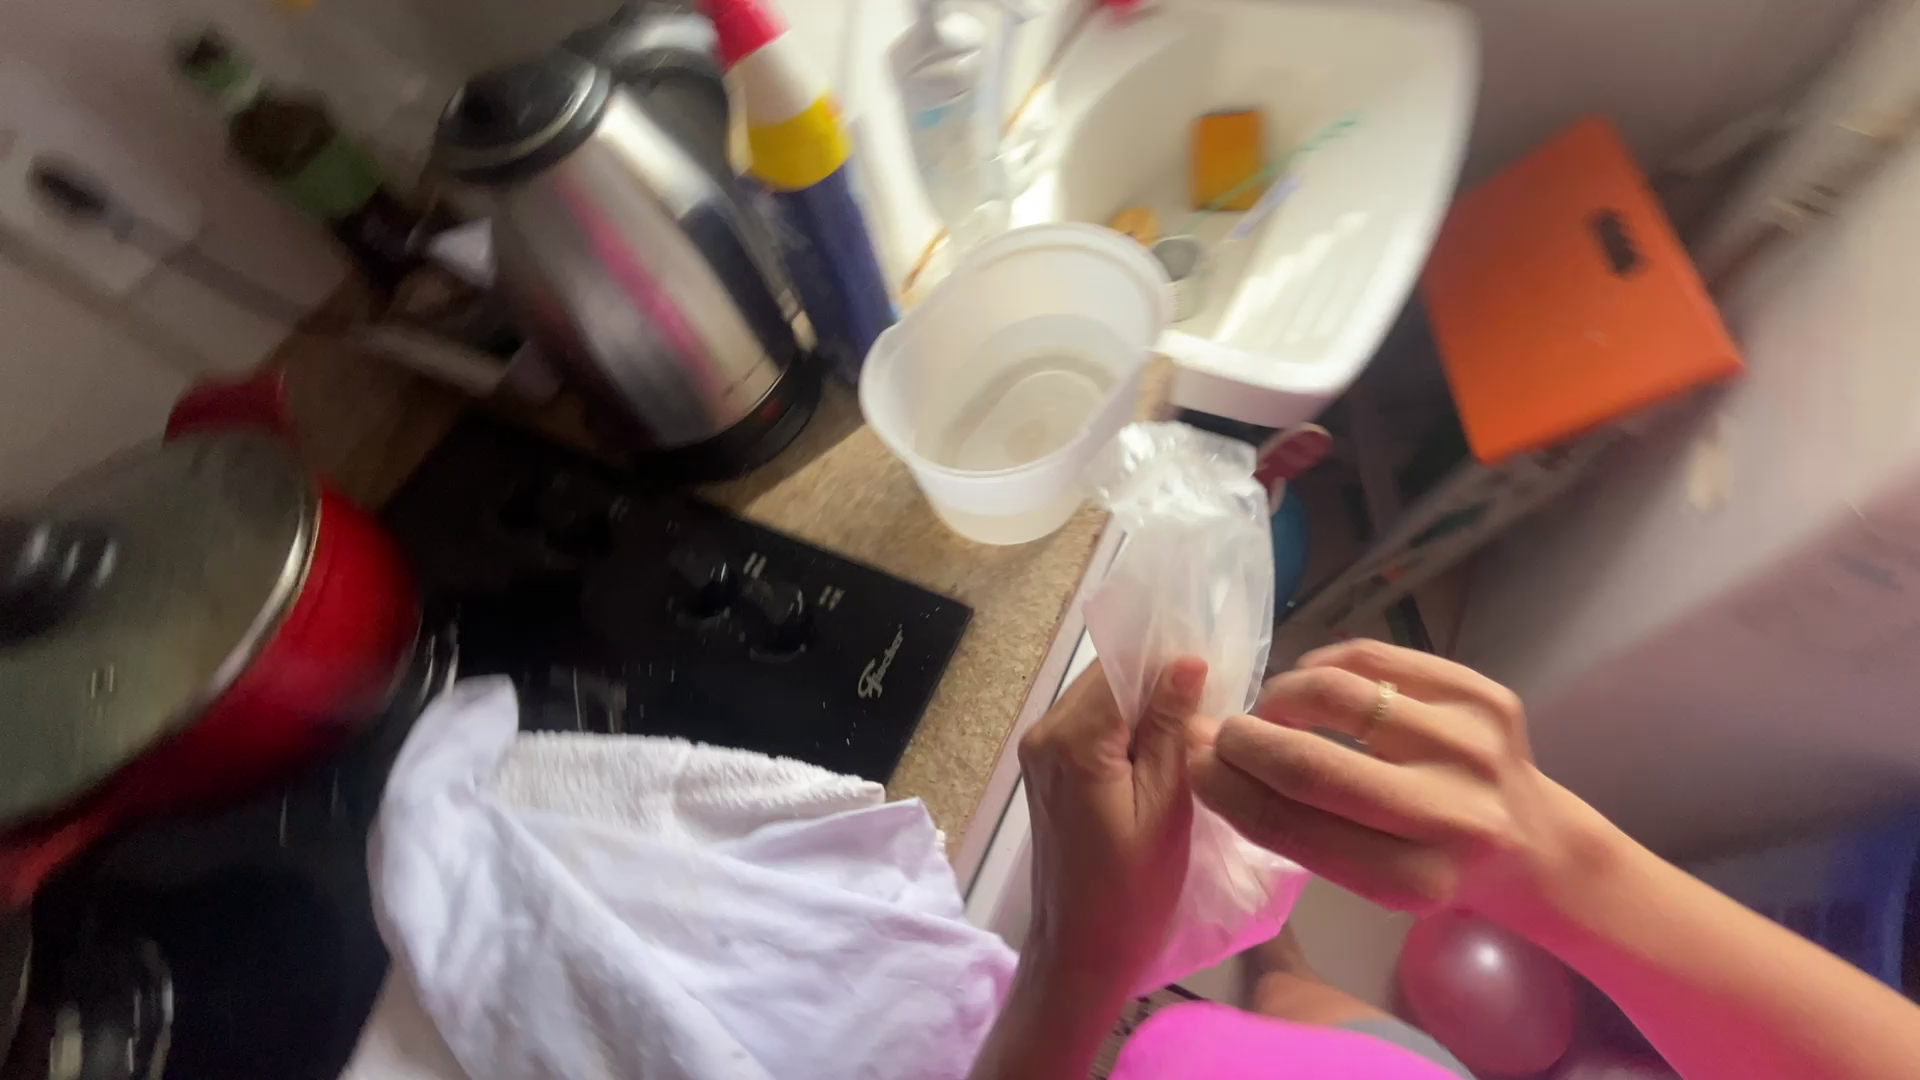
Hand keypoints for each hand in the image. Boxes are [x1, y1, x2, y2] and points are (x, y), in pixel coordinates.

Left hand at [1017, 656, 1206, 995]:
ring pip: (1095, 698)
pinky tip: (1152, 749)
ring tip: (1183, 731)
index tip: (1210, 673)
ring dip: (1137, 705)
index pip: (1120, 669)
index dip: (1165, 665)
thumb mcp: (1166, 808)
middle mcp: (1044, 731)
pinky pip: (1086, 722)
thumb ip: (1170, 729)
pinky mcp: (1042, 763)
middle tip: (1203, 708)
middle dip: (1153, 684)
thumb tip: (1186, 661)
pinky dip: (1119, 726)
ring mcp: (1037, 747)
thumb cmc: (1133, 890)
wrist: (1079, 947)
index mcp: (1072, 740)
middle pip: (1104, 679)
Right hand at [1187, 640, 1611, 930]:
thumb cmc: (1427, 863)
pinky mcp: (1483, 694)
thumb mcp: (1361, 873)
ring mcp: (1473, 747)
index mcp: (1414, 880)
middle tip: (1220, 731)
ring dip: (1279, 697)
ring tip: (1274, 710)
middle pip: (1305, 762)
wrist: (1536, 844)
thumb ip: (1287, 818)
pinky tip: (1315, 686)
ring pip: (1332, 693)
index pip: (1286, 824)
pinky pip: (1366, 655)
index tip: (1192, 759)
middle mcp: (1452, 815)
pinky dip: (1320, 666)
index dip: (1222, 785)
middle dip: (1239, 739)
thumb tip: (1201, 748)